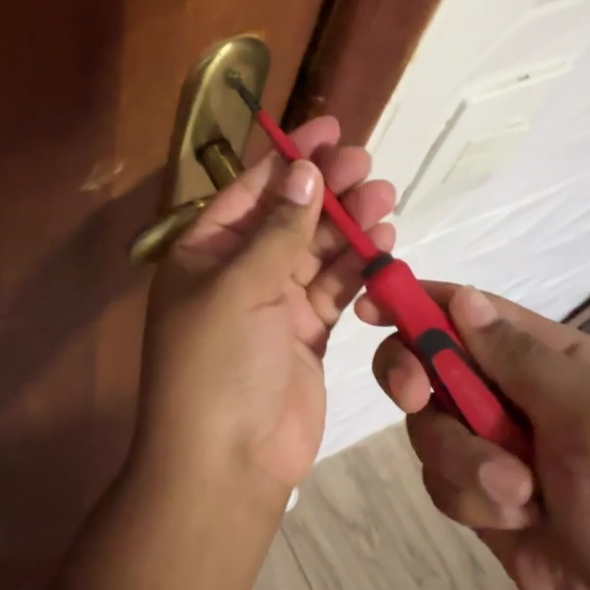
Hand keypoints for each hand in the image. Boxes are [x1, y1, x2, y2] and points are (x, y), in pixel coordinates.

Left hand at [137, 116, 394, 494]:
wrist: (226, 462)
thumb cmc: (216, 364)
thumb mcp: (239, 287)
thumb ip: (278, 230)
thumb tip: (304, 171)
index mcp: (203, 251)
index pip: (249, 189)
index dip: (289, 157)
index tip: (330, 128)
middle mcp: (237, 270)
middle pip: (289, 215)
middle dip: (327, 188)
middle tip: (368, 163)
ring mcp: (274, 302)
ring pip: (317, 249)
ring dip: (349, 223)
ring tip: (386, 195)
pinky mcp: (307, 333)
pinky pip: (336, 288)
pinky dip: (359, 266)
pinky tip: (385, 241)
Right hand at [359, 284, 589, 589]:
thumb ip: (522, 357)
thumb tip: (464, 297)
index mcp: (554, 360)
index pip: (472, 313)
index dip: (419, 302)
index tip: (370, 304)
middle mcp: (516, 395)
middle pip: (431, 362)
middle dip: (416, 378)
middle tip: (416, 398)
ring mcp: (494, 446)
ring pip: (430, 426)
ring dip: (465, 460)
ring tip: (521, 495)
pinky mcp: (480, 495)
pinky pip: (438, 477)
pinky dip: (470, 496)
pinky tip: (518, 520)